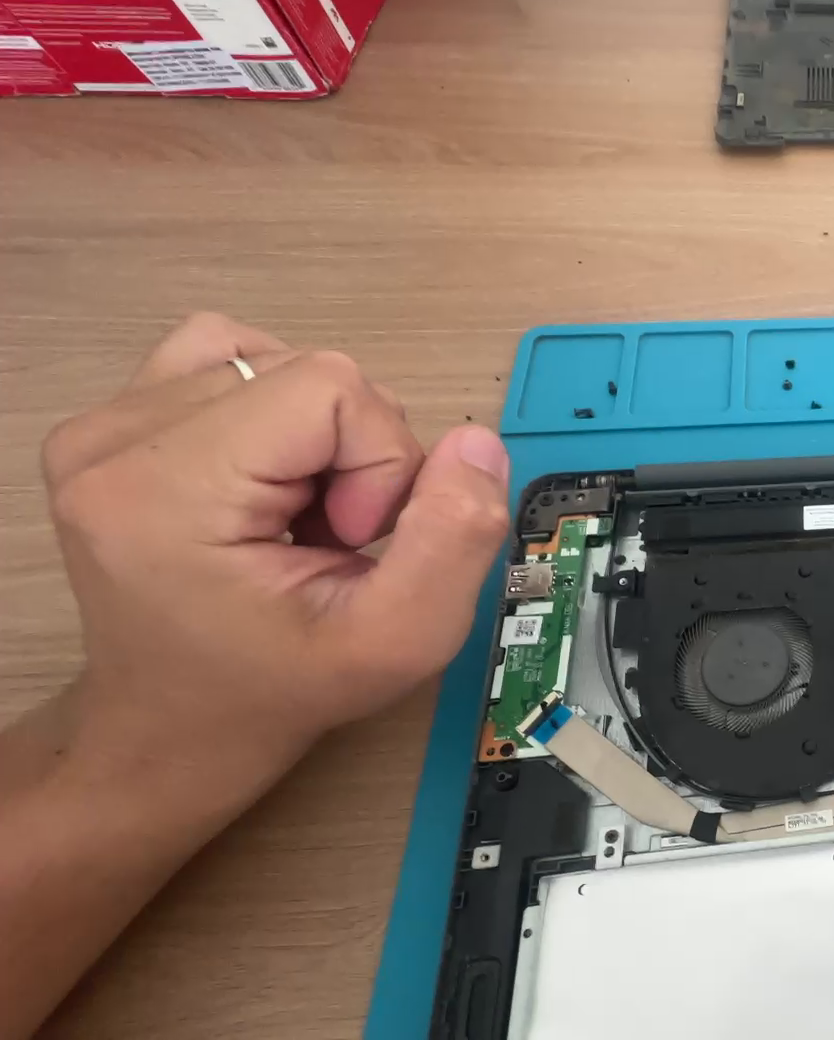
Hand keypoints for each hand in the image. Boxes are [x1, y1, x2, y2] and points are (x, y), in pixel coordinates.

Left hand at [42, 313, 511, 767]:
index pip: (334, 390)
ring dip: (335, 437)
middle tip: (337, 535)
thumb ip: (457, 536)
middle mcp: (114, 437)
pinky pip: (240, 358)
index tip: (357, 539)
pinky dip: (293, 407)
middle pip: (315, 374)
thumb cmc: (292, 684)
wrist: (186, 719)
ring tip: (310, 511)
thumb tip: (480, 441)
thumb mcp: (408, 635)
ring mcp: (109, 422)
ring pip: (289, 364)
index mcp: (164, 490)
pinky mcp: (124, 419)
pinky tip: (286, 468)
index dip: (386, 463)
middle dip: (364, 454)